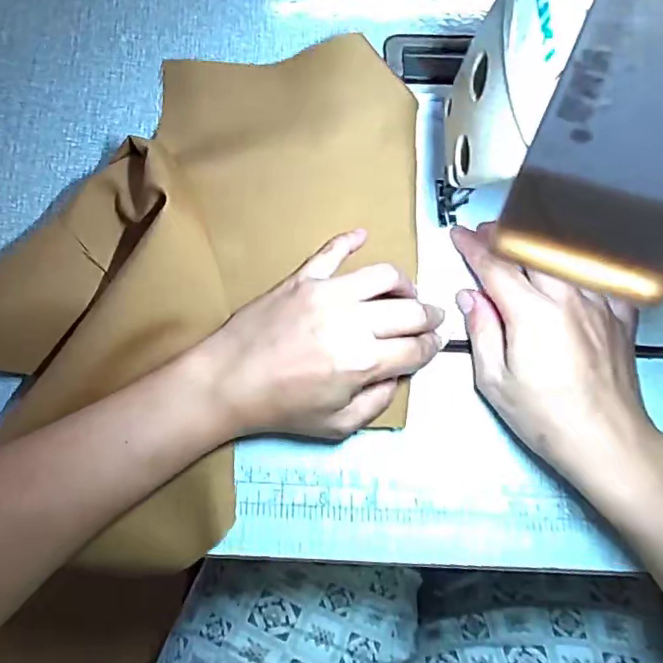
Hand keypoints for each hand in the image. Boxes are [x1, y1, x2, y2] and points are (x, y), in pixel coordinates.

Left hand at [191, 229, 444, 438]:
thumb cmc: (280, 408)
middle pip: (410, 311)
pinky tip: (362, 236)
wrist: (228, 382)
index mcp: (363, 362)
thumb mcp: (338, 426)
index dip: (432, 347)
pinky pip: (331, 251)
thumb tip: (398, 373)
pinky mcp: (302, 279)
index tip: (435, 345)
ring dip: (404, 285)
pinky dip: (349, 240)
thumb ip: (378, 402)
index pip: (416, 348)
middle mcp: (352, 322)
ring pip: (383, 276)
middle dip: (430, 317)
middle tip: (432, 319)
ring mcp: (326, 294)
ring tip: (404, 295)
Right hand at [450, 223, 662, 499]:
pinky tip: (572, 266)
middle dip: (504, 235)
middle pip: (532, 249)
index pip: (495, 265)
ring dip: (539, 242)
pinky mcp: (620, 317)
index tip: (459, 236)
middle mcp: (567, 299)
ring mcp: (598, 305)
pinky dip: (582, 263)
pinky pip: (601, 275)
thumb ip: (481, 330)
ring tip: (522, 241)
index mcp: (531, 313)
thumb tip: (471, 297)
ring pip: (566, 255)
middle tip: (485, 234)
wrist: (607, 442)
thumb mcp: (494, 380)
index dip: (472, 246)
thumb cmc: (546, 418)